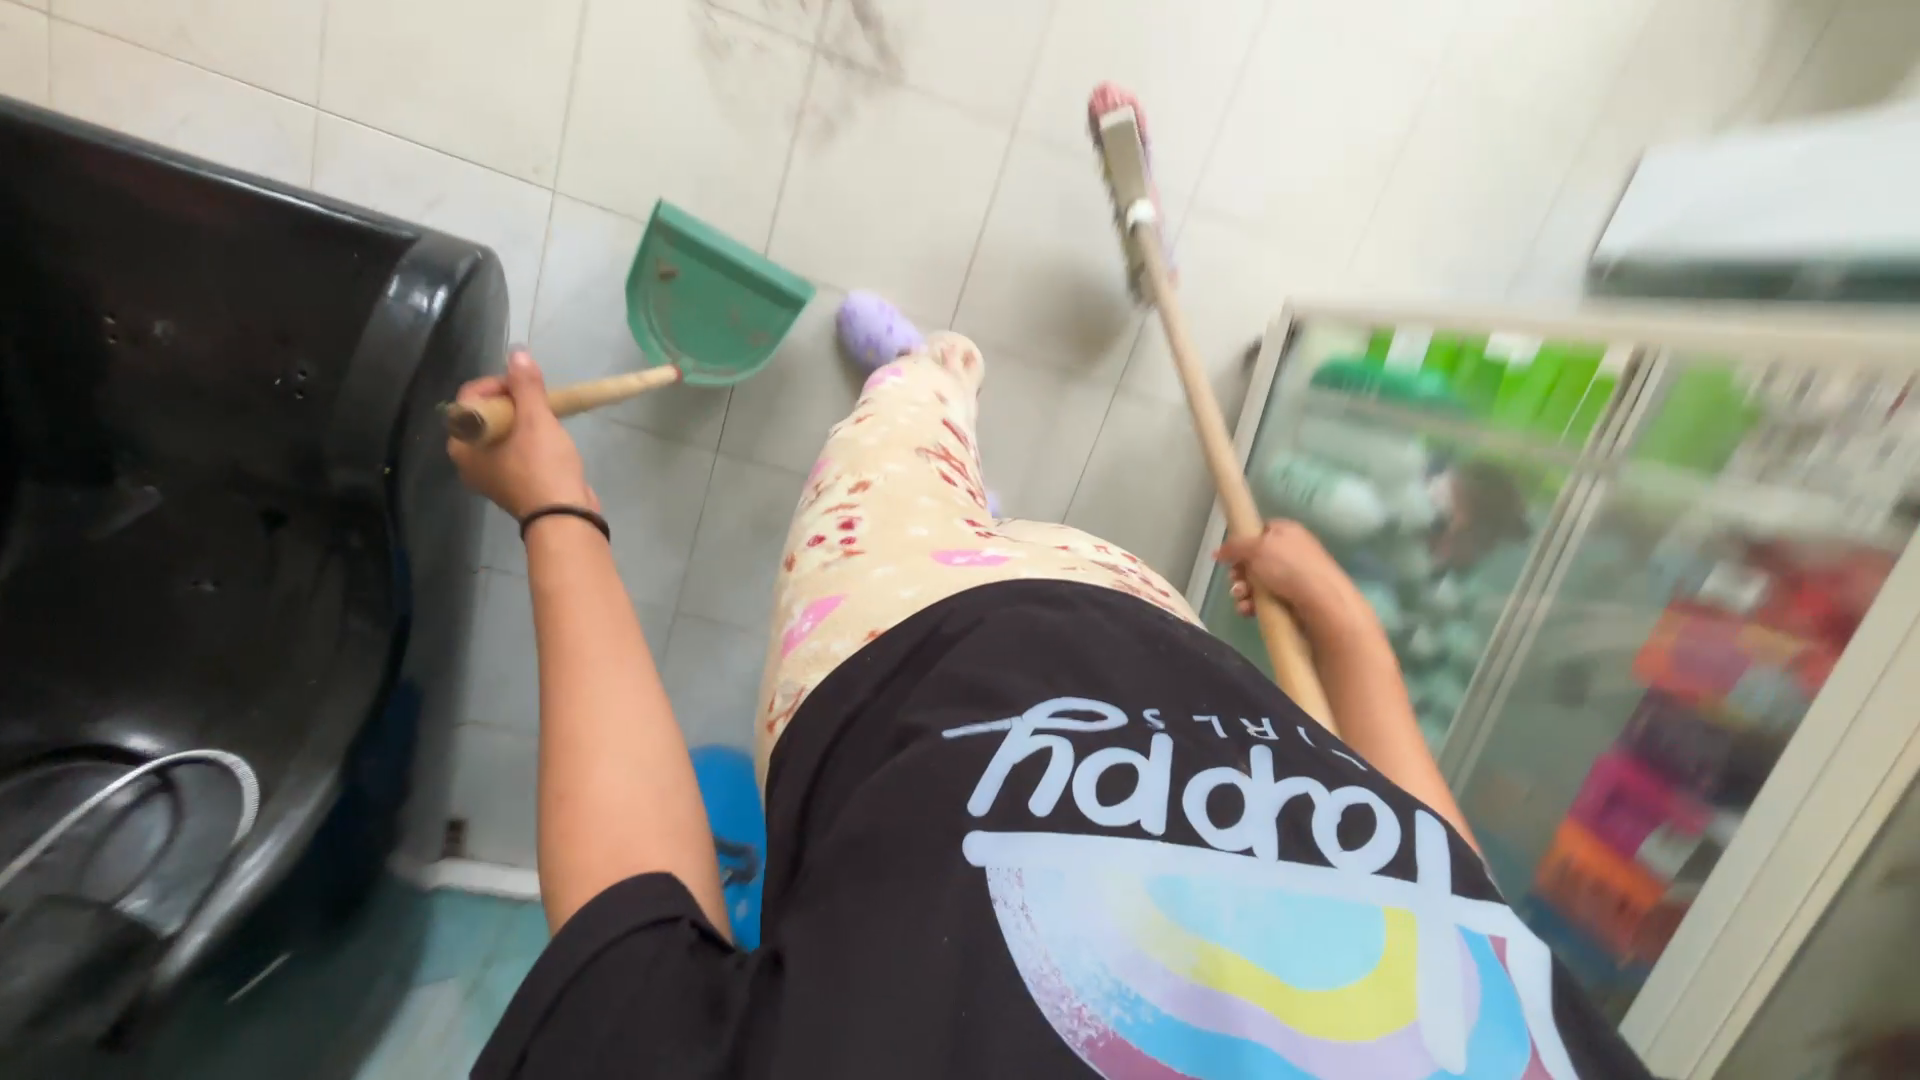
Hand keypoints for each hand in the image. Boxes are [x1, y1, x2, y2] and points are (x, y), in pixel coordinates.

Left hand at [447, 349, 596, 519]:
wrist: (563, 516)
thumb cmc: (544, 466)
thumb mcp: (537, 420)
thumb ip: (526, 385)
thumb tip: (517, 352)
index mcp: (462, 441)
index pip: (472, 396)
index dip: (500, 383)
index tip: (529, 386)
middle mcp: (467, 458)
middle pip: (486, 415)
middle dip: (514, 403)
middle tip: (540, 405)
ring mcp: (488, 475)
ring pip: (501, 435)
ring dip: (523, 423)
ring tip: (548, 422)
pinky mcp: (510, 486)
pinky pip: (513, 453)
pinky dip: (527, 444)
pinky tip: (549, 444)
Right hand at [1214, 520, 1366, 632]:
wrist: (1322, 600)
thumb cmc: (1289, 566)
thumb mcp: (1256, 548)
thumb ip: (1234, 547)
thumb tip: (1217, 552)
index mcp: (1285, 532)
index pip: (1258, 531)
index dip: (1242, 542)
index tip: (1231, 555)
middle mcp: (1289, 551)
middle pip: (1253, 560)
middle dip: (1239, 572)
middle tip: (1236, 580)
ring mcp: (1292, 576)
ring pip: (1256, 582)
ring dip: (1242, 590)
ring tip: (1242, 598)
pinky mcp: (1291, 598)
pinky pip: (1264, 599)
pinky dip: (1252, 604)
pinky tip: (1248, 610)